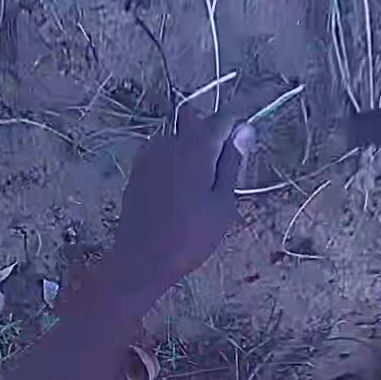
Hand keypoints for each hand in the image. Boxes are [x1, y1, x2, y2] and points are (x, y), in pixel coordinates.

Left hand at [105, 107, 252, 298]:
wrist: (142, 261)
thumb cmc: (190, 237)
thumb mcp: (222, 203)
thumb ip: (231, 163)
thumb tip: (245, 130)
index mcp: (197, 146)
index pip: (223, 118)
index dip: (235, 132)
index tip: (238, 155)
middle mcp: (170, 142)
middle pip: (194, 120)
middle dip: (209, 134)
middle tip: (216, 169)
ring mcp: (148, 157)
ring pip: (173, 136)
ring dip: (187, 148)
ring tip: (194, 183)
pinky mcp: (135, 173)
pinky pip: (157, 154)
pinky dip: (169, 162)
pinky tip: (174, 188)